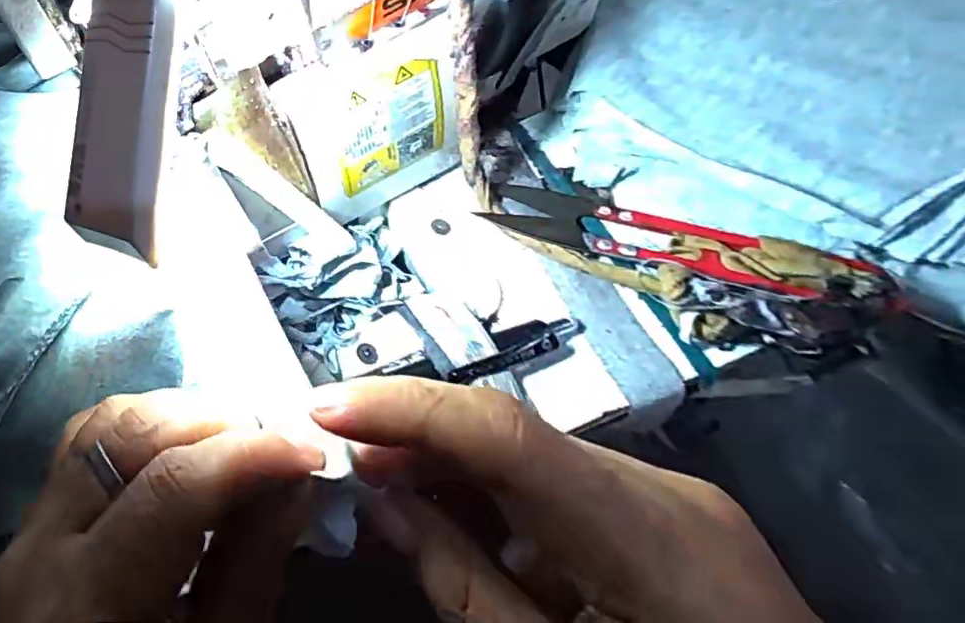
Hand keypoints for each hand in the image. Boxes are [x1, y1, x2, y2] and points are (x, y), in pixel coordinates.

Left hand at [0, 389, 328, 622]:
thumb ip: (248, 571)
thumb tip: (290, 481)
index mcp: (84, 599)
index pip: (165, 490)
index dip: (240, 456)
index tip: (303, 446)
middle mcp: (38, 542)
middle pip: (123, 437)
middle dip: (204, 420)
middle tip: (270, 433)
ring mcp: (27, 523)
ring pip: (98, 425)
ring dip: (170, 414)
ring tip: (233, 431)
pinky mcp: (32, 515)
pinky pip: (82, 443)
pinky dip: (135, 428)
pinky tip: (179, 440)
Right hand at [311, 377, 818, 622]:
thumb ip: (458, 583)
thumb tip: (377, 497)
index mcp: (654, 538)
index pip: (505, 430)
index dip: (403, 407)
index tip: (324, 410)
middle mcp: (662, 492)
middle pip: (501, 432)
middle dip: (405, 434)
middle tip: (332, 449)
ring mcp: (666, 497)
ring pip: (514, 449)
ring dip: (436, 460)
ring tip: (374, 481)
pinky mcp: (657, 513)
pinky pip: (542, 477)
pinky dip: (479, 487)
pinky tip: (439, 509)